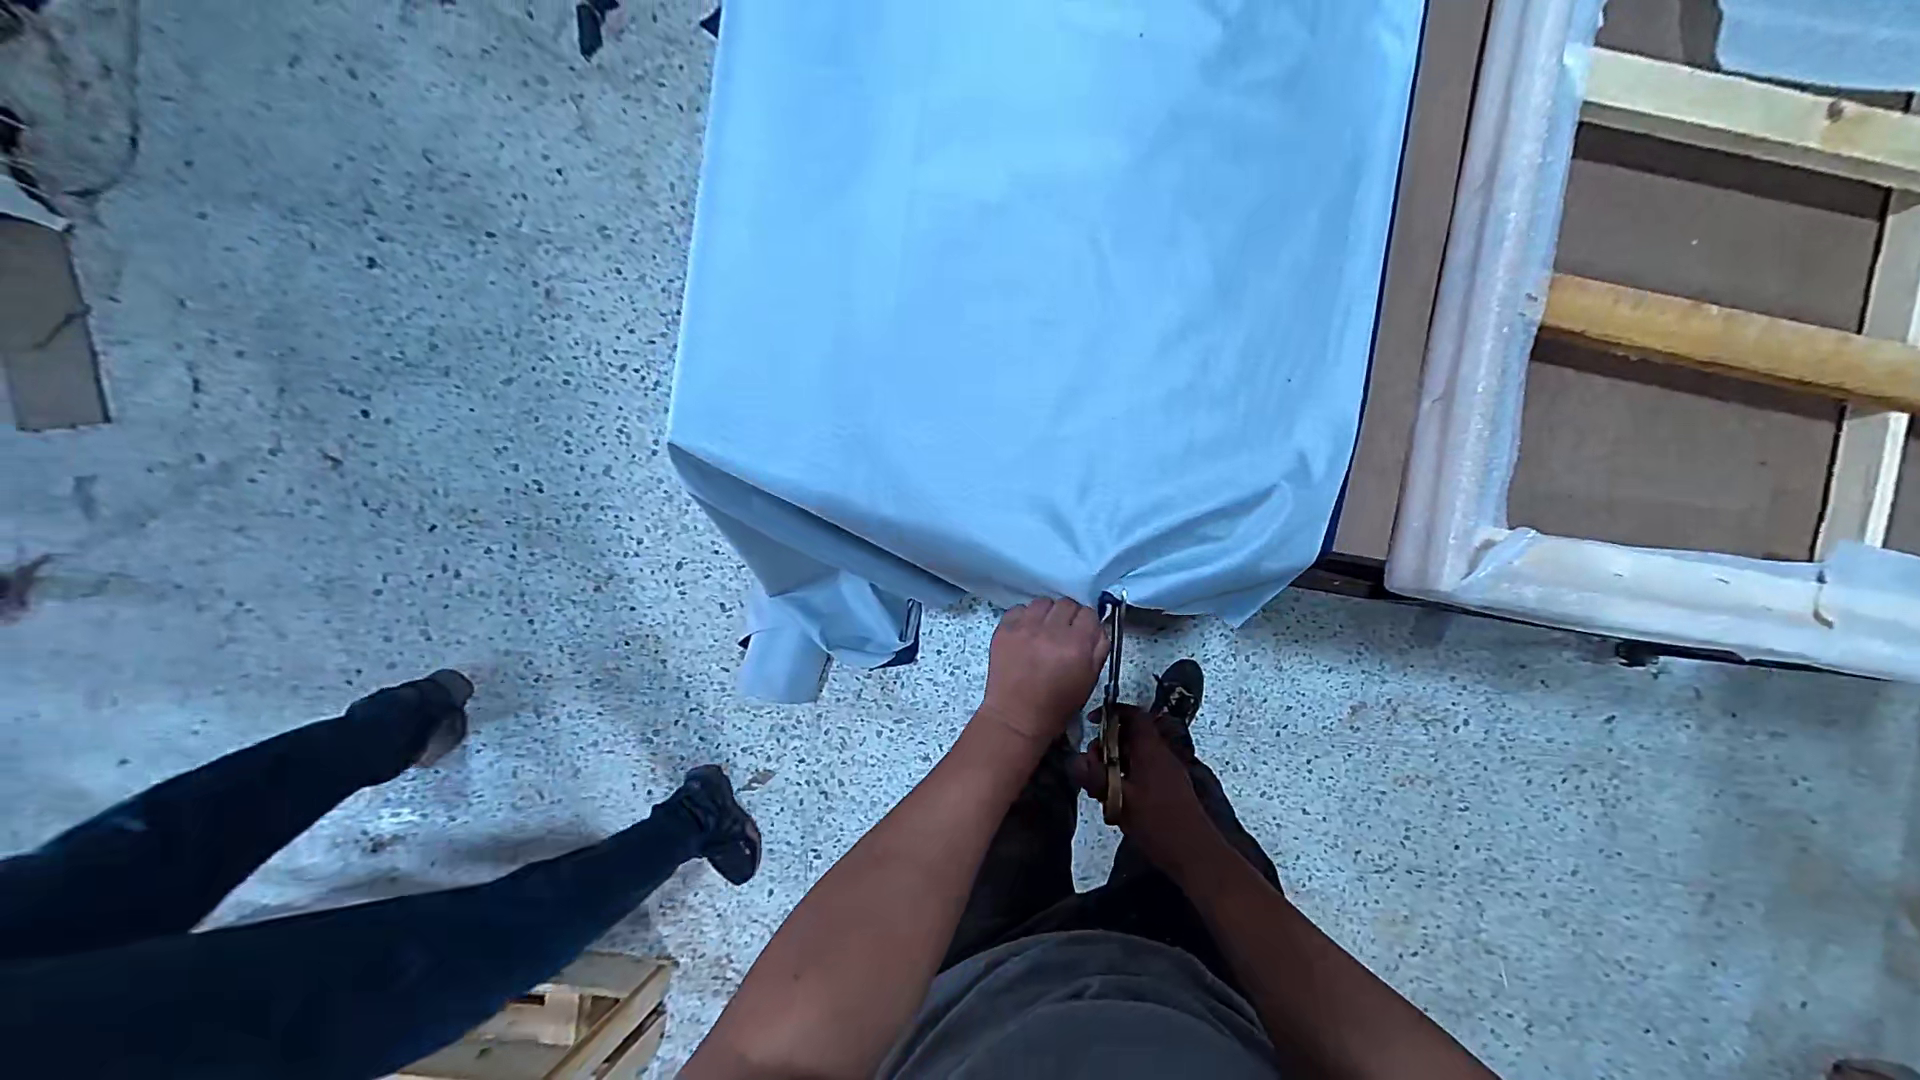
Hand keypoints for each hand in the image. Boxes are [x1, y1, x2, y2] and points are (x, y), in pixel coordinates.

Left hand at [977, 598, 1108, 744]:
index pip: (1089, 613)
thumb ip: (1099, 648)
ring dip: (1047, 614)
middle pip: (1067, 604)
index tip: (1082, 632)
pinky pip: (1019, 609)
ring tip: (1043, 631)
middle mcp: (1051, 631)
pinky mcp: (1004, 629)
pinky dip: (1025, 617)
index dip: (1087, 623)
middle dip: (1068, 616)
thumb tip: (1097, 625)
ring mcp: (1025, 627)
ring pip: (1043, 602)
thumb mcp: (1090, 679)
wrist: (1016, 716)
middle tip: (1063, 633)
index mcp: (1076, 645)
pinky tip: (1026, 633)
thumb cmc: (1057, 704)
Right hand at [1075, 704, 1227, 879]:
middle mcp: (1160, 755)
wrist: (1195, 854)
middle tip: (1089, 766)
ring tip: (1097, 789)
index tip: (1092, 721)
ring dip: (1113, 766)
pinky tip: (1113, 803)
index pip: (1133, 715)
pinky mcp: (1168, 790)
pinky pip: (1141, 773)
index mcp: (1151, 749)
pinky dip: (1124, 779)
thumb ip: (1095, 777)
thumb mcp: (1120, 799)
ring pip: (1133, 757)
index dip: (1112, 712)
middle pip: (1129, 737)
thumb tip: (1073, 760)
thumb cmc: (1158, 822)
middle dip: (1105, 746)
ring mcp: (1166, 773)